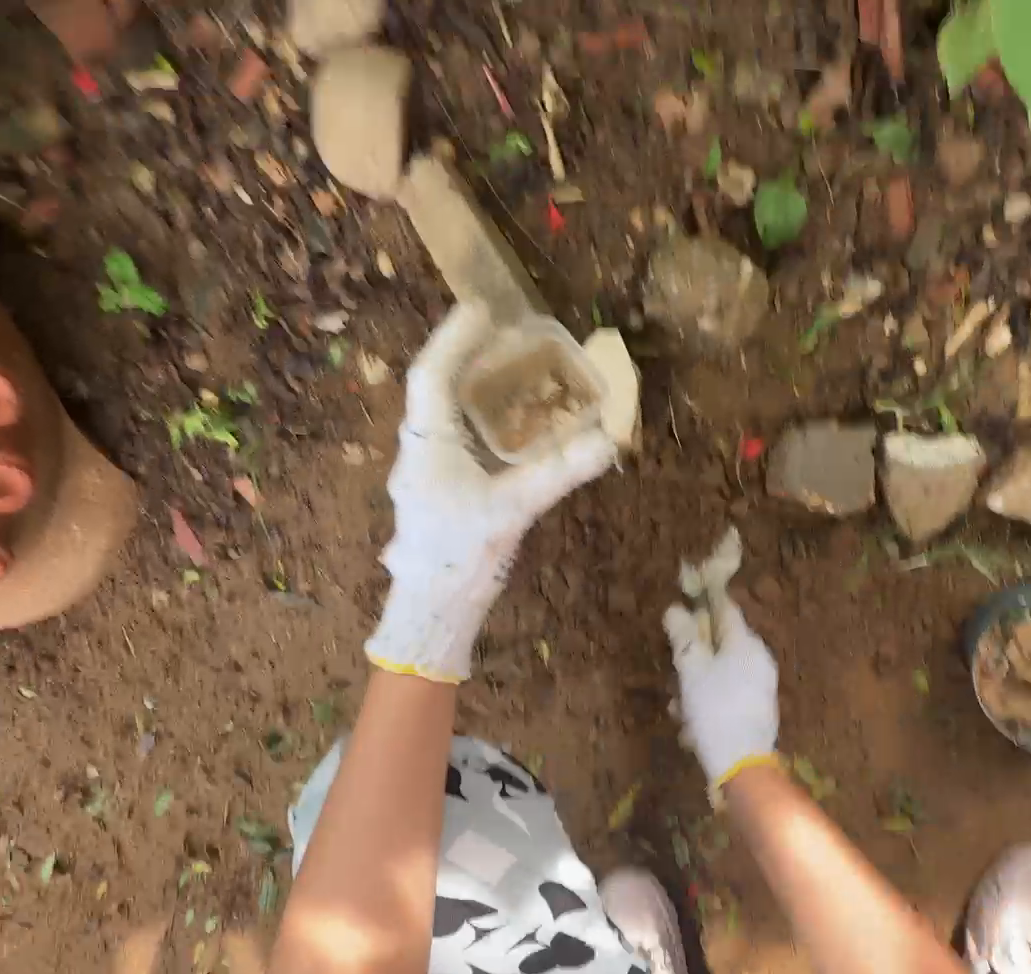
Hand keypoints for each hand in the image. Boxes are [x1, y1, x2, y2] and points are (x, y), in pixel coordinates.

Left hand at [365, 305, 617, 682]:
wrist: (434, 609)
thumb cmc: (462, 555)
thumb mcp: (514, 508)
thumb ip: (560, 471)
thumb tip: (610, 441)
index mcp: (426, 443)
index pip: (431, 374)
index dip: (454, 336)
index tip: (481, 307)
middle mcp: (420, 448)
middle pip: (437, 387)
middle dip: (467, 355)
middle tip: (506, 333)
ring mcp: (426, 469)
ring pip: (445, 413)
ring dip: (473, 386)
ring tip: (510, 367)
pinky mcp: (439, 487)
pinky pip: (458, 437)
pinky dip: (481, 419)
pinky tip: (510, 422)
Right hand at [663, 600, 779, 788]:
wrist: (742, 764)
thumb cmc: (715, 709)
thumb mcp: (691, 670)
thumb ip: (683, 637)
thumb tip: (675, 609)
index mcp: (746, 644)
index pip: (725, 609)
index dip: (702, 603)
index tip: (682, 605)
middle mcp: (758, 660)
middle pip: (718, 645)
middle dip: (692, 659)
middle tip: (674, 676)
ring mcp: (760, 686)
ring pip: (718, 673)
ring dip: (695, 687)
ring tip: (680, 711)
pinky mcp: (756, 710)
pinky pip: (727, 695)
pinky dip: (708, 705)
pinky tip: (692, 728)